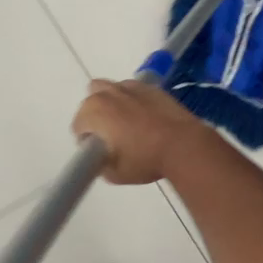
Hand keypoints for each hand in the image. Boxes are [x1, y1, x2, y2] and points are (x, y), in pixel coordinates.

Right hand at [71, 79, 215, 184]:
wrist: (184, 145)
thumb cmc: (146, 159)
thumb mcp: (116, 174)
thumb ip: (102, 166)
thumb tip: (103, 161)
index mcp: (94, 112)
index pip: (78, 125)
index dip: (86, 141)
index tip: (100, 153)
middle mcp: (107, 94)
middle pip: (90, 102)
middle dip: (95, 118)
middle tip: (111, 137)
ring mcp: (129, 87)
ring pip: (108, 89)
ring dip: (110, 104)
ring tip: (125, 123)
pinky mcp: (149, 87)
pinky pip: (130, 90)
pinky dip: (131, 100)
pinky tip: (143, 116)